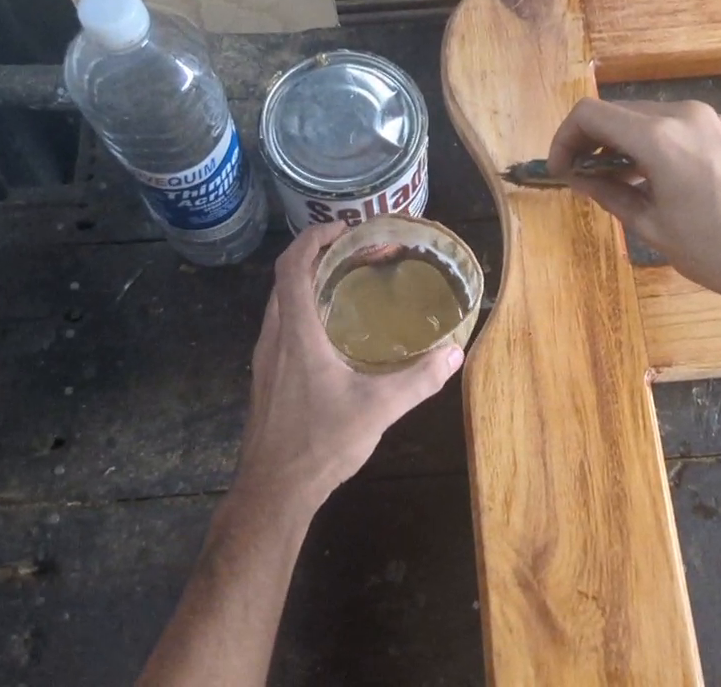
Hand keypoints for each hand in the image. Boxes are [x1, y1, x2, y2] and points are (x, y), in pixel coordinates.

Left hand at [234, 223, 463, 511]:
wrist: (273, 491)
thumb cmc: (320, 443)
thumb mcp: (377, 409)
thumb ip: (418, 380)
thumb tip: (454, 352)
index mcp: (296, 332)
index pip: (292, 266)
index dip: (313, 237)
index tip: (345, 228)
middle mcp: (275, 336)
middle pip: (286, 278)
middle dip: (318, 254)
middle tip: (357, 251)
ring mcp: (266, 358)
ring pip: (282, 302)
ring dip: (309, 281)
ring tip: (349, 281)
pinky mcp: (267, 377)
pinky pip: (283, 324)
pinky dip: (305, 308)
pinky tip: (335, 329)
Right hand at [548, 98, 720, 311]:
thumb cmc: (717, 251)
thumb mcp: (651, 226)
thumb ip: (609, 194)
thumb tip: (579, 179)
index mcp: (659, 137)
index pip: (590, 114)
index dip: (564, 138)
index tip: (559, 170)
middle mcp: (683, 115)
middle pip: (617, 112)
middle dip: (590, 140)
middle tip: (579, 177)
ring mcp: (710, 120)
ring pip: (646, 117)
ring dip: (620, 142)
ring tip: (612, 182)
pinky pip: (674, 127)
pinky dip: (651, 144)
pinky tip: (651, 179)